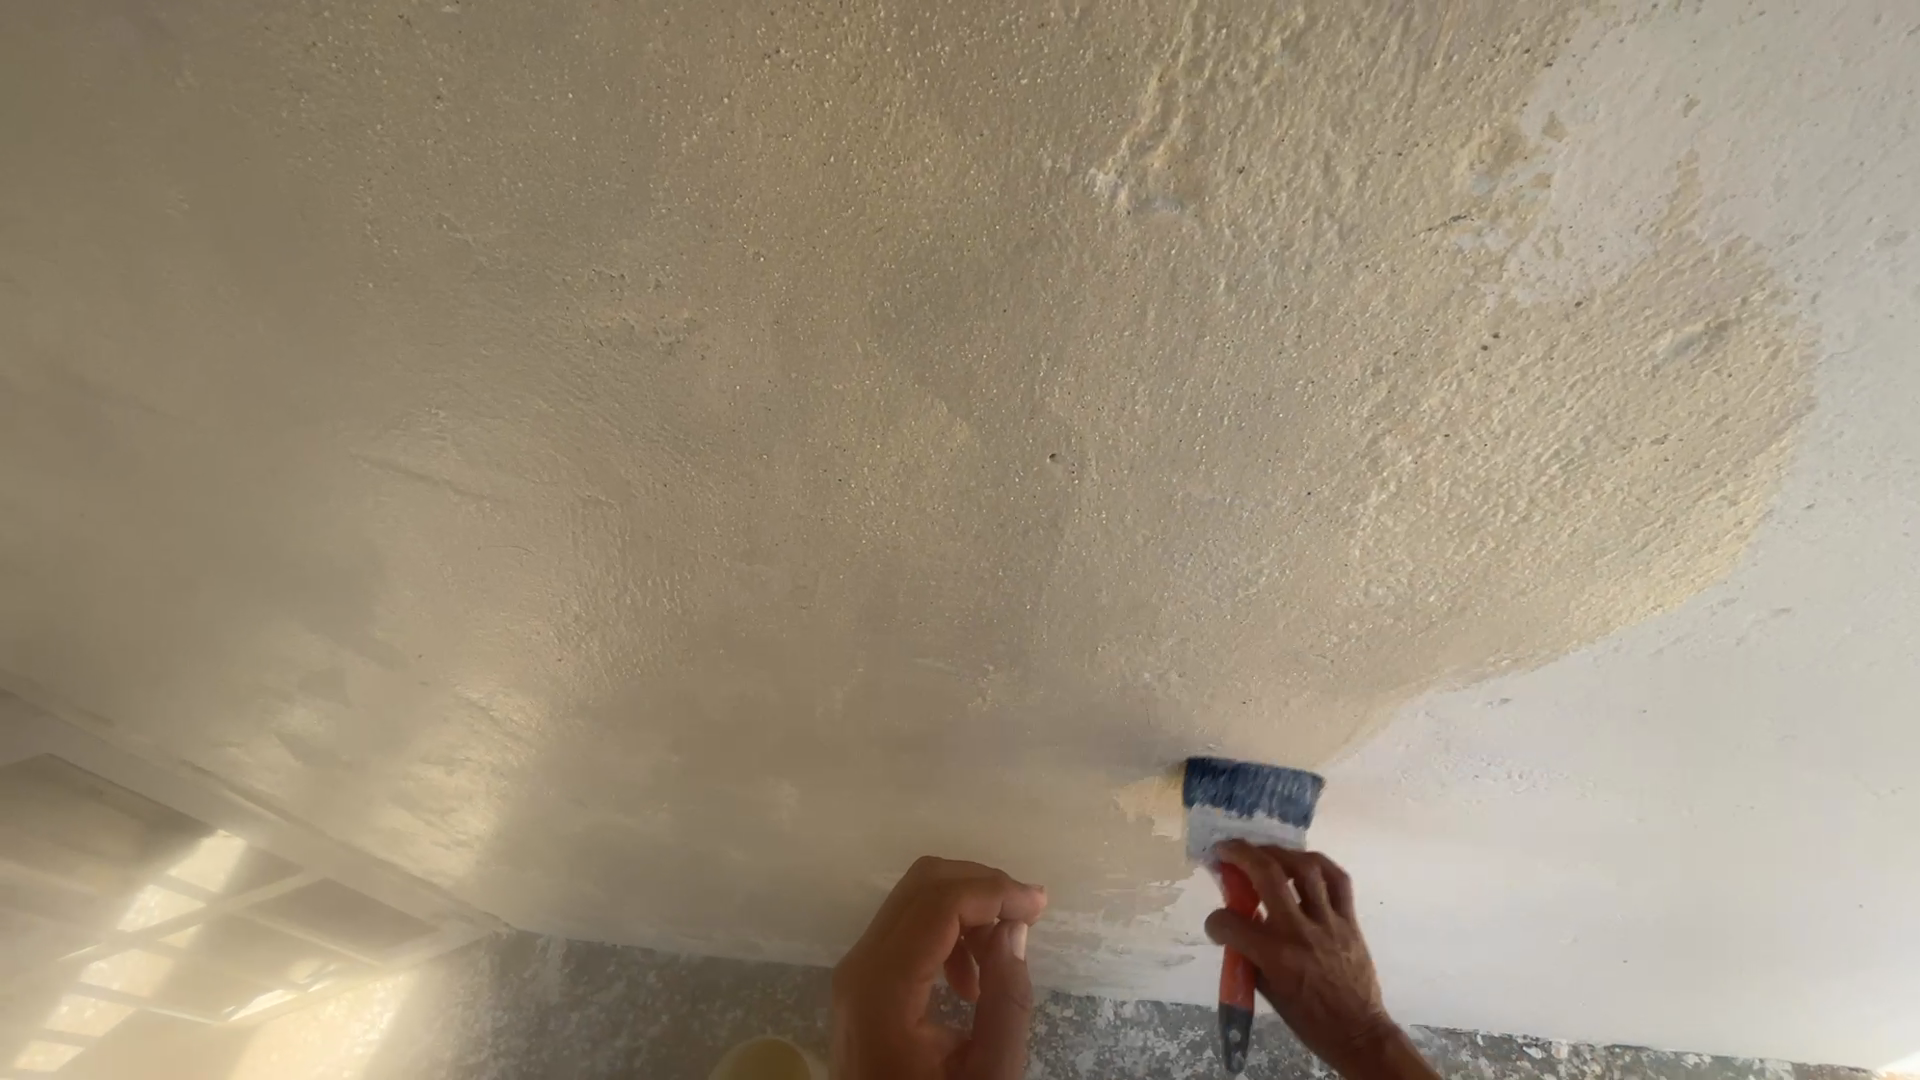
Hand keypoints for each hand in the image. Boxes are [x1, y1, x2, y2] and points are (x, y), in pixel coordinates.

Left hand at [832, 856, 1047, 1079]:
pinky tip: (971, 978)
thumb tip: (1013, 927)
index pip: (939, 904)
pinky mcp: (861, 978)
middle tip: (1026, 917)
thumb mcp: (988, 1078)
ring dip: (967, 909)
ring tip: (1000, 960)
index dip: (994, 891)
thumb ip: (1005, 1001)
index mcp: (881, 990)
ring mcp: (855, 969)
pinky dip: (947, 930)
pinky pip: (907, 925)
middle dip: (982, 888)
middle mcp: (859, 965)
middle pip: (923, 884)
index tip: (1040, 905)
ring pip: (915, 898)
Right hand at [1204, 841, 1423, 1079]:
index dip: (1215, 921)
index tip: (1216, 925)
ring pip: (1303, 868)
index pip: (1229, 922)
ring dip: (1276, 852)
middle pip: (1266, 873)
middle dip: (1238, 853)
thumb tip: (1233, 919)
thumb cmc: (1307, 1017)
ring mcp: (1328, 922)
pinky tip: (1301, 861)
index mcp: (1274, 955)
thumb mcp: (1266, 988)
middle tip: (1225, 849)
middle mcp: (1299, 931)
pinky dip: (1317, 863)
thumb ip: (1247, 950)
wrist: (1359, 1034)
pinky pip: (1338, 880)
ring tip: (1263, 853)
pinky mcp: (1350, 921)